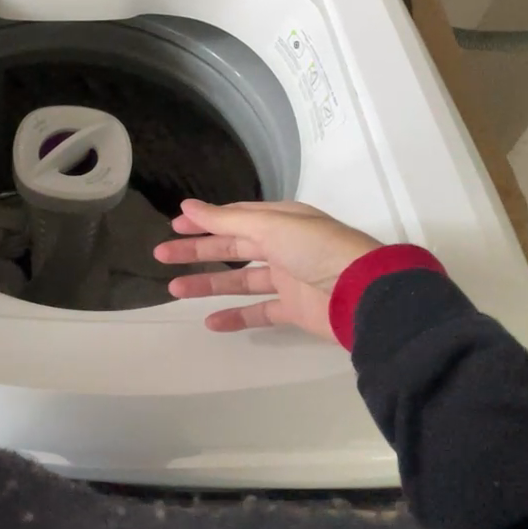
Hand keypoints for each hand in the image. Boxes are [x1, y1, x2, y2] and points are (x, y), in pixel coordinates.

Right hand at [154, 199, 381, 338]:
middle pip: (231, 246)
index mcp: (280, 220)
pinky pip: (259, 312)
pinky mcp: (295, 310)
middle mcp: (283, 246)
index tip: (174, 226)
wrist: (365, 295)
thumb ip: (226, 218)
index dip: (204, 221)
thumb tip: (187, 206)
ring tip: (174, 289)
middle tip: (161, 255)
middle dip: (196, 250)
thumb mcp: (269, 225)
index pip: (233, 217)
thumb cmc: (316, 250)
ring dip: (207, 283)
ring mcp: (288, 279)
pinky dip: (235, 316)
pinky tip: (210, 322)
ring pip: (239, 280)